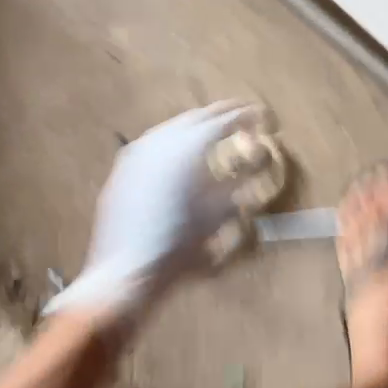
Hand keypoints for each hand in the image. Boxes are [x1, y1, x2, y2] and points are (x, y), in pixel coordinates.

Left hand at [44, 101, 260, 327]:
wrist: (125, 272)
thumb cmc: (179, 246)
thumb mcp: (220, 214)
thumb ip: (242, 182)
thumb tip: (259, 160)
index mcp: (188, 148)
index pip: (224, 120)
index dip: (246, 116)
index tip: (263, 117)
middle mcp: (161, 141)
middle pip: (198, 116)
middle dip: (222, 115)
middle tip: (241, 116)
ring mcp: (138, 152)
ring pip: (174, 127)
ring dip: (198, 126)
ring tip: (214, 133)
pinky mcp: (124, 166)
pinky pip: (156, 141)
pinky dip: (175, 140)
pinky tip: (181, 153)